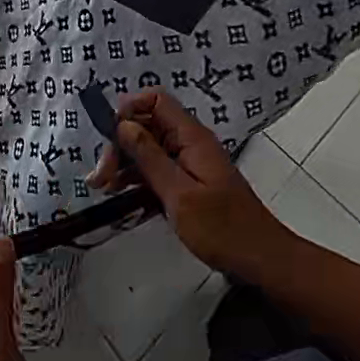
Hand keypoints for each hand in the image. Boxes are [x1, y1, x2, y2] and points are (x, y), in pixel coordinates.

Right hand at [89, 91, 297, 280]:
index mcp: (192, 137)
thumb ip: (149, 157)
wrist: (259, 259)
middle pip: (148, 126)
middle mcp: (190, 143)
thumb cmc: (220, 227)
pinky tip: (121, 196)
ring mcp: (190, 163)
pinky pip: (158, 170)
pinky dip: (138, 179)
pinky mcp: (189, 184)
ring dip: (126, 164)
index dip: (130, 109)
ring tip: (103, 187)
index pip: (157, 101)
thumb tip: (123, 124)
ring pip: (150, 149)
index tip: (108, 134)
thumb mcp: (178, 193)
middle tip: (100, 176)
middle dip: (121, 144)